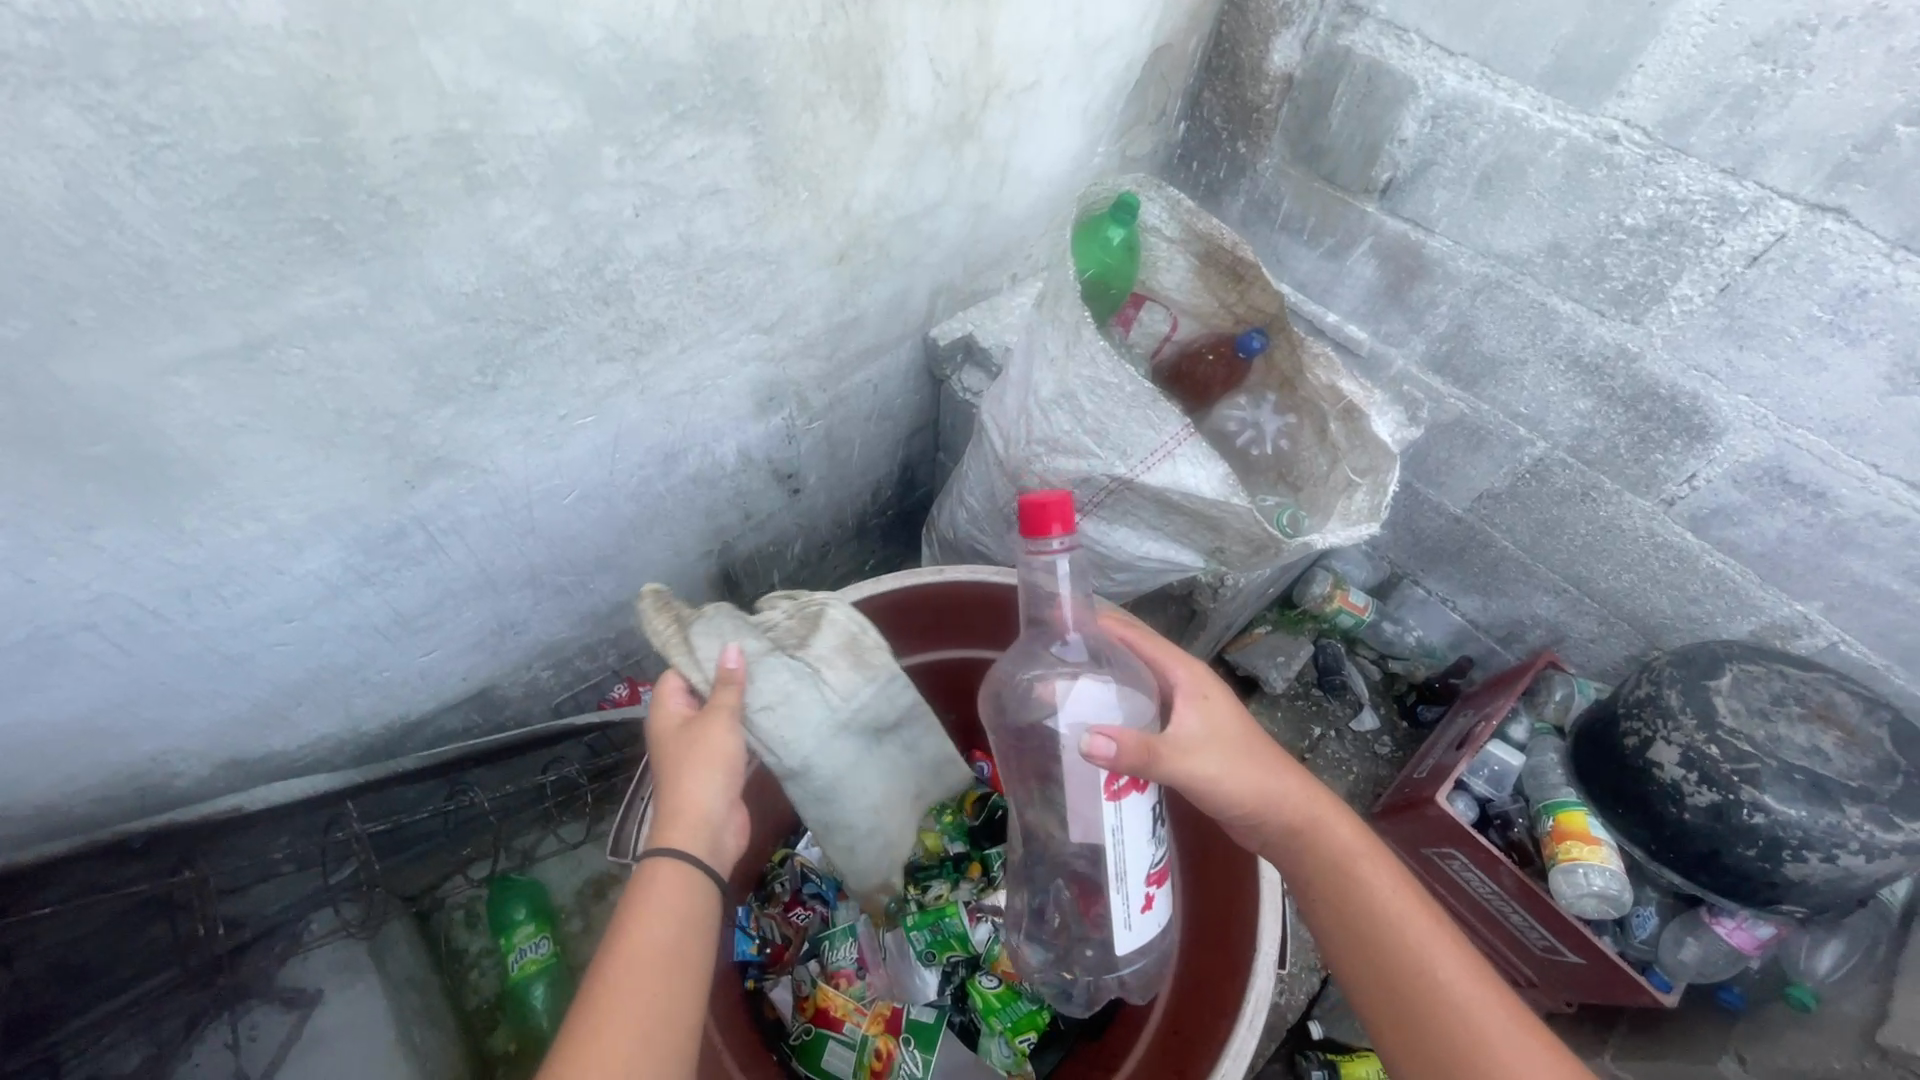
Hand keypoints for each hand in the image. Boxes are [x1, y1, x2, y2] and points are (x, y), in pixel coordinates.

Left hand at [644, 643, 751, 873]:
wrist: (705, 831)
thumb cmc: (704, 767)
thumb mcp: (719, 718)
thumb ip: (728, 683)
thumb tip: (731, 646)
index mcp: (667, 711)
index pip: (679, 672)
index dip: (702, 656)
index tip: (734, 642)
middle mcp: (678, 728)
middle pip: (701, 693)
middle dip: (728, 678)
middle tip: (761, 656)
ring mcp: (697, 749)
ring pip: (720, 717)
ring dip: (742, 705)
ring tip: (772, 679)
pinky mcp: (718, 768)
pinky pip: (733, 740)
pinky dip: (749, 730)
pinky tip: (774, 715)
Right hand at [1078, 611, 1305, 849]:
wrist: (1283, 815)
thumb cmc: (1239, 774)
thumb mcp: (1182, 761)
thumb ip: (1133, 750)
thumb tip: (1080, 739)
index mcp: (1185, 674)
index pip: (1134, 636)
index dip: (1098, 623)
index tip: (1057, 617)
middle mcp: (1183, 685)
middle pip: (1132, 658)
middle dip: (1093, 652)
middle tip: (1047, 653)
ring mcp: (1184, 712)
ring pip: (1135, 689)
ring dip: (1103, 686)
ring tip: (1059, 686)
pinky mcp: (1183, 738)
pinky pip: (1141, 717)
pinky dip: (1115, 716)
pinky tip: (1092, 728)